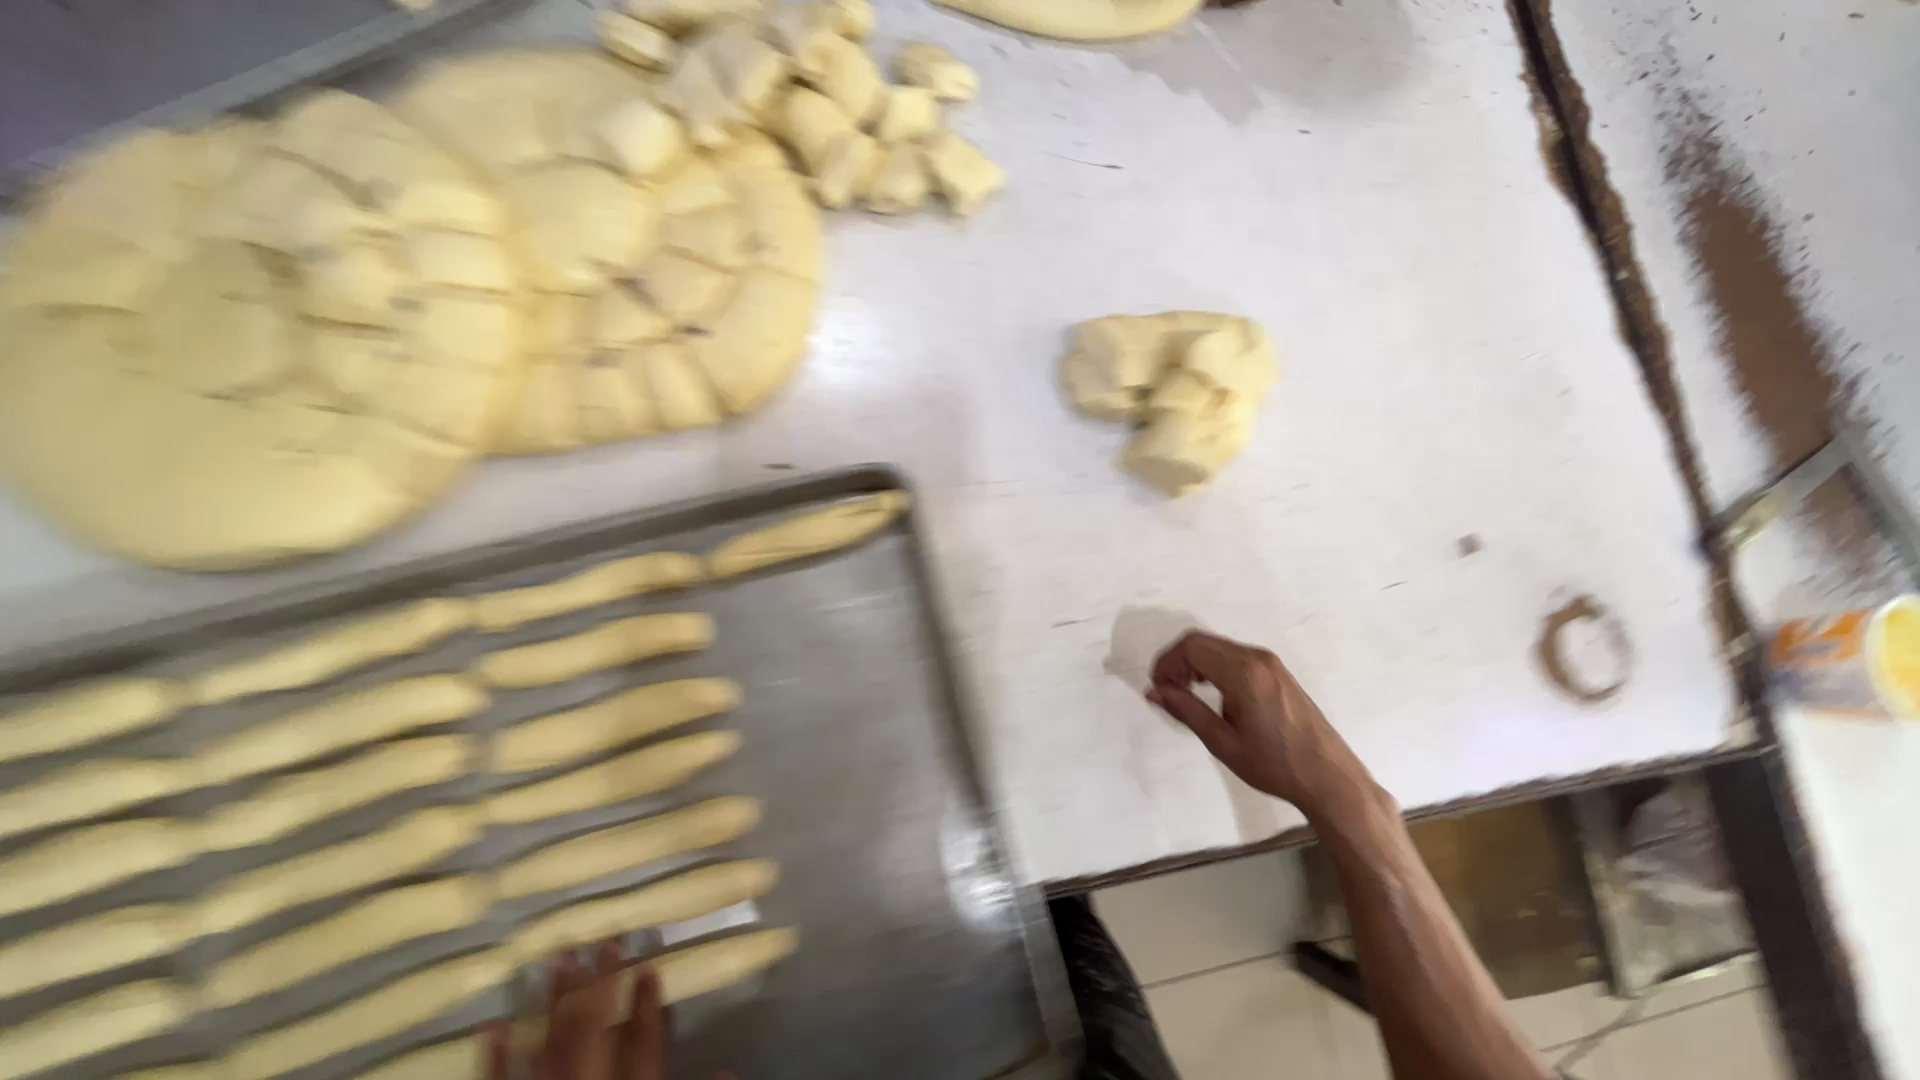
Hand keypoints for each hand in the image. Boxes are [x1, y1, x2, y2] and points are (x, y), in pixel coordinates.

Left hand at [485, 939, 730, 1079]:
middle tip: (604, 941)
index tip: (649, 966)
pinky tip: (492, 1025)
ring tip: (556, 959)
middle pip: (594, 1030)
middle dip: (600, 985)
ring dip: (552, 1003)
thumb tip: (730, 1072)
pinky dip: (495, 1058)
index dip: (648, 1004)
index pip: (643, 1043)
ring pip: (549, 1045)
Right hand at [1146, 630, 1366, 814]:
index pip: (1191, 647)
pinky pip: (1235, 656)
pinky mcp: (1278, 672)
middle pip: (1202, 641)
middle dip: (1177, 661)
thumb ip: (1185, 711)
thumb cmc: (1273, 764)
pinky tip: (1211, 692)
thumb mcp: (1222, 742)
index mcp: (1243, 673)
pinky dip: (1214, 666)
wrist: (1328, 777)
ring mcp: (1271, 663)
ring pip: (1218, 647)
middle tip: (1166, 691)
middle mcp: (1257, 658)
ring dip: (1194, 663)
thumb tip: (1154, 691)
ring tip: (1185, 694)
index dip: (1166, 663)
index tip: (1156, 688)